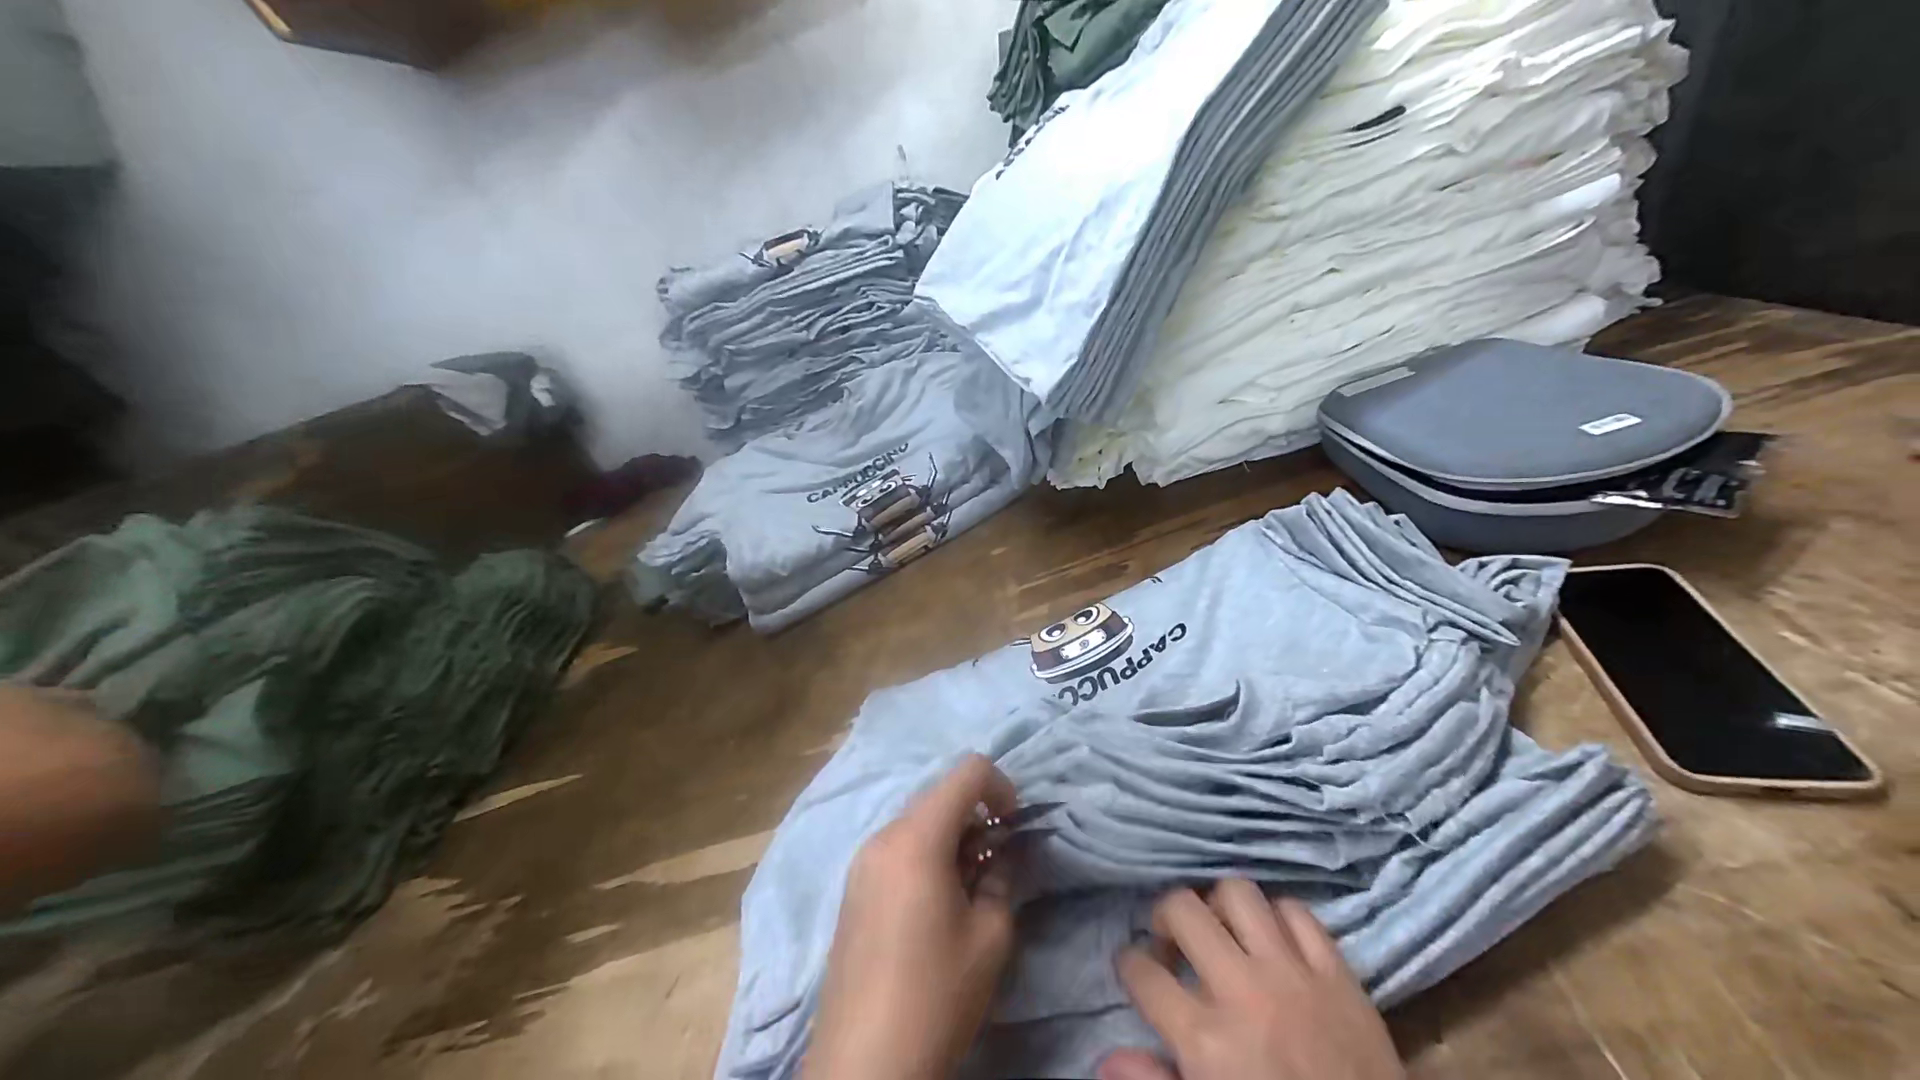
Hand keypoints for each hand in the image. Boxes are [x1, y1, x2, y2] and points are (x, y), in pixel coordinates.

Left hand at [804, 754, 1019, 1079]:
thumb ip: (1004, 876)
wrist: (865, 1061)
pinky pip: (898, 848)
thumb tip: (1005, 850)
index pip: (965, 771)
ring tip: (972, 887)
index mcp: (916, 838)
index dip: (1001, 786)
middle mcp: (883, 836)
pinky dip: (927, 854)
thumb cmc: (936, 993)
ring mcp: (862, 861)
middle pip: (939, 795)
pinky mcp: (853, 887)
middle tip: (998, 862)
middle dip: (976, 815)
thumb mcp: (990, 935)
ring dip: (953, 836)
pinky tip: (939, 902)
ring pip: (918, 821)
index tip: (1015, 826)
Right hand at [1101, 880, 1404, 1079]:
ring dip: (1220, 907)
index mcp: (1205, 1038)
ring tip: (1221, 932)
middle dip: (1164, 918)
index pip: (1142, 971)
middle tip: (1172, 943)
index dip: (1128, 964)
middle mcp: (1242, 990)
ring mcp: (1294, 975)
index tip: (1134, 968)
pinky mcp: (1339, 974)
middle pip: (1182, 909)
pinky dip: (1278, 918)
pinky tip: (1272, 940)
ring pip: (1238, 894)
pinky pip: (1299, 913)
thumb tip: (1105, 1058)